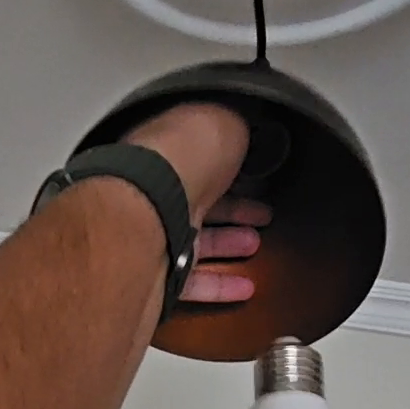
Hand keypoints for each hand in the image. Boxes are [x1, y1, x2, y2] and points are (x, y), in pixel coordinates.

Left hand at [123, 103, 270, 303]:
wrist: (150, 205)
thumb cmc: (179, 157)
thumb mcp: (222, 121)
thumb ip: (235, 128)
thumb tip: (246, 129)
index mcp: (166, 152)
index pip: (199, 159)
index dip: (230, 166)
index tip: (253, 173)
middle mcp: (155, 194)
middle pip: (197, 202)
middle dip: (231, 208)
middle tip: (258, 212)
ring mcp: (154, 235)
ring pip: (195, 243)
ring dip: (227, 244)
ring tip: (253, 244)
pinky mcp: (157, 272)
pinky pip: (191, 282)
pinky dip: (219, 286)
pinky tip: (243, 287)